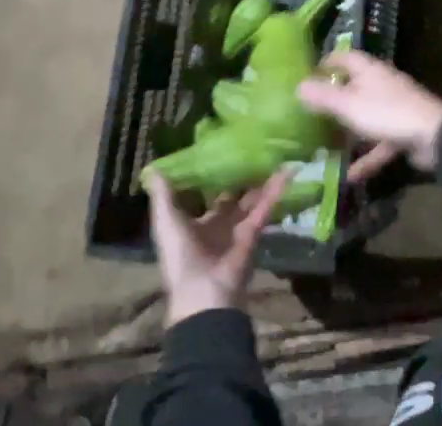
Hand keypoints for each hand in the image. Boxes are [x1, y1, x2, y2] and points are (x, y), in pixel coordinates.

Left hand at [146, 167, 292, 326]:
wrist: (204, 289)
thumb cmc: (180, 254)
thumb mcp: (166, 222)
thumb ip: (163, 196)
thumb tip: (154, 168)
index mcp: (196, 224)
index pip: (208, 197)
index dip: (215, 178)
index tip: (223, 153)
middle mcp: (219, 225)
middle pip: (234, 197)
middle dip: (242, 178)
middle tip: (253, 151)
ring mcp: (238, 228)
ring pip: (253, 200)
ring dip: (263, 181)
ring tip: (276, 155)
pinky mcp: (254, 231)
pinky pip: (266, 207)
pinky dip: (276, 191)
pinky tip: (286, 171)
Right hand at [297, 51, 441, 181]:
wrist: (434, 137)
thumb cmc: (388, 114)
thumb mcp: (349, 105)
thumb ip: (324, 97)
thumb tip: (298, 86)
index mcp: (371, 71)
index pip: (346, 58)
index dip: (327, 62)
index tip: (307, 75)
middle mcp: (383, 86)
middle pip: (355, 88)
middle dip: (334, 100)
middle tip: (308, 113)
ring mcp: (394, 109)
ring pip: (365, 117)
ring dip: (348, 131)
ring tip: (323, 144)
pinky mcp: (402, 132)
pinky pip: (378, 144)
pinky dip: (366, 159)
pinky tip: (349, 177)